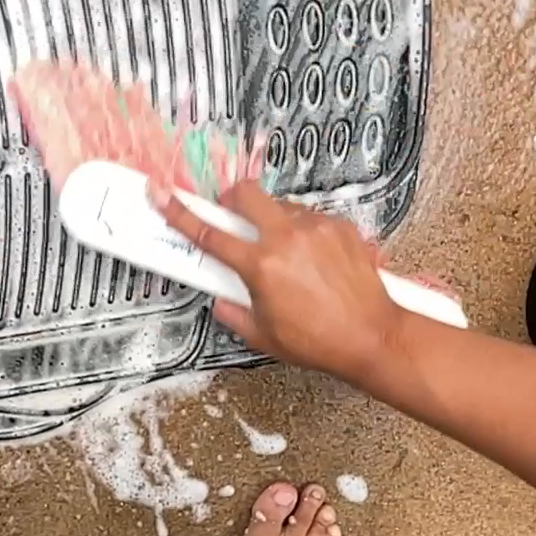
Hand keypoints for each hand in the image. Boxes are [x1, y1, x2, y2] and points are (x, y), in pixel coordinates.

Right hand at [153, 181, 410, 380]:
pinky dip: (303, 232)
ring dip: (273, 221)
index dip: (180, 213)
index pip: (210, 234)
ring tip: (284, 253)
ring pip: (282, 206)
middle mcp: (287, 239)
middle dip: (232, 198)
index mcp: (261, 266)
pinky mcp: (340, 227)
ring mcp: (317, 228)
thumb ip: (234, 313)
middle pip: (247, 193)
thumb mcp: (264, 335)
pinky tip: (312, 259)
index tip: (163, 196)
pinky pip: (311, 218)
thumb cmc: (320, 341)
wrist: (372, 337)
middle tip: (232, 215)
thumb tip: (221, 301)